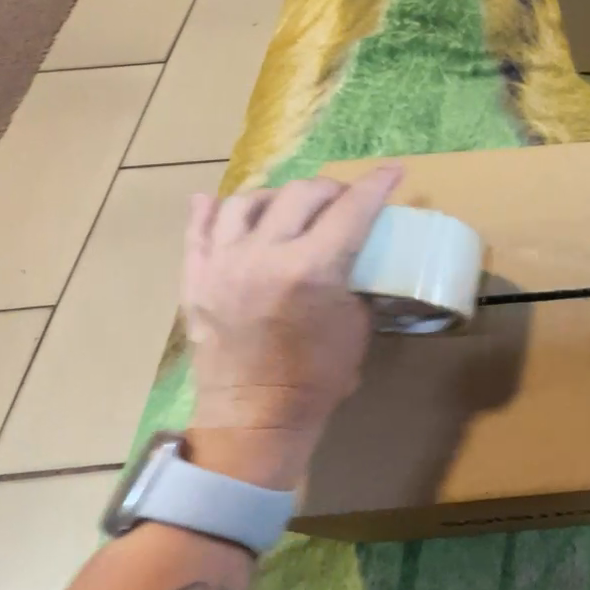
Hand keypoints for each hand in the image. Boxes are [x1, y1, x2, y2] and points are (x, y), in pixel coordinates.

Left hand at [178, 166, 399, 488]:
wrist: (255, 418)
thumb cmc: (318, 376)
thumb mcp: (357, 323)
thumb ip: (354, 278)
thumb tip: (358, 254)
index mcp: (312, 269)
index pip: (352, 208)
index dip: (377, 184)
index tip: (394, 171)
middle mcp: (264, 256)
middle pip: (302, 194)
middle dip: (333, 189)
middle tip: (347, 201)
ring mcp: (222, 266)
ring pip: (248, 202)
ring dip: (279, 198)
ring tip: (293, 209)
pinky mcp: (196, 280)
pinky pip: (199, 231)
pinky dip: (210, 211)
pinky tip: (217, 201)